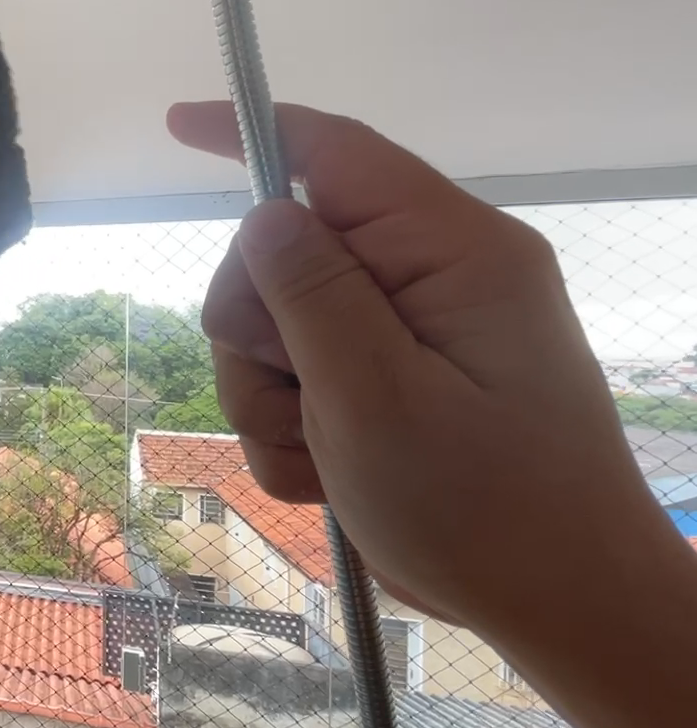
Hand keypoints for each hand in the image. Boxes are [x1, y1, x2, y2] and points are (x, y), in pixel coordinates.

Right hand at [170, 101, 672, 636]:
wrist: (548, 603)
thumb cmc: (478, 505)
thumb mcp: (375, 396)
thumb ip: (313, 294)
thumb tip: (262, 213)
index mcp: (448, 256)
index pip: (336, 157)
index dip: (252, 135)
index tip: (177, 124)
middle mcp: (421, 277)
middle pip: (275, 258)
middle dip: (253, 331)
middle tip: (291, 395)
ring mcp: (396, 328)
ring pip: (264, 326)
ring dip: (263, 392)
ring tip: (316, 448)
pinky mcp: (375, 372)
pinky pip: (280, 376)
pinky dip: (281, 424)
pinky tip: (321, 466)